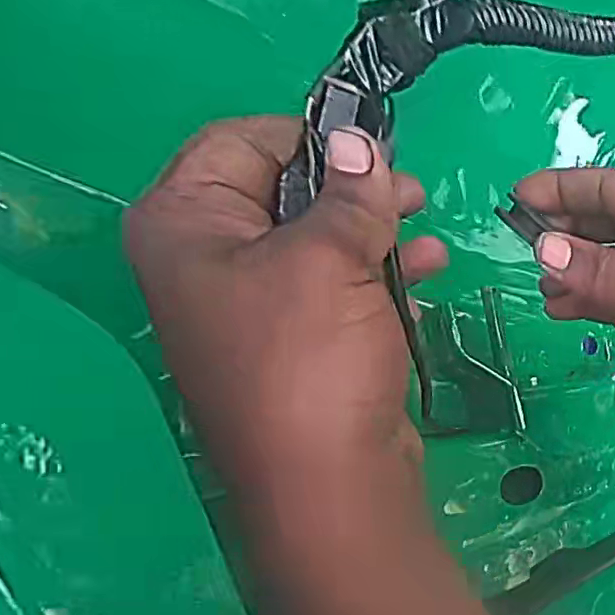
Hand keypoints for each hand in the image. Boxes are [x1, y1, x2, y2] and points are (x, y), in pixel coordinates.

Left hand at [123, 117, 446, 498]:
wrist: (330, 479)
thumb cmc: (312, 360)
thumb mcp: (331, 262)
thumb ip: (349, 197)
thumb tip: (361, 145)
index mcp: (187, 227)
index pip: (239, 144)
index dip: (307, 134)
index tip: (370, 139)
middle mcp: (214, 265)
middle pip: (285, 198)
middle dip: (352, 190)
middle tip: (410, 189)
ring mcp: (262, 312)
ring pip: (323, 249)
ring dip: (376, 235)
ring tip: (427, 232)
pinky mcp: (307, 348)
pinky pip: (342, 294)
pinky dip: (382, 279)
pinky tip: (425, 273)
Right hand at [512, 168, 614, 410]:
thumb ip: (600, 272)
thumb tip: (544, 250)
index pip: (605, 188)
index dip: (561, 189)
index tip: (519, 199)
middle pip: (599, 223)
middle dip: (562, 232)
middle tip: (523, 245)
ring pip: (602, 262)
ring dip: (571, 271)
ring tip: (544, 287)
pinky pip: (610, 295)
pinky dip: (586, 300)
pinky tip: (562, 308)